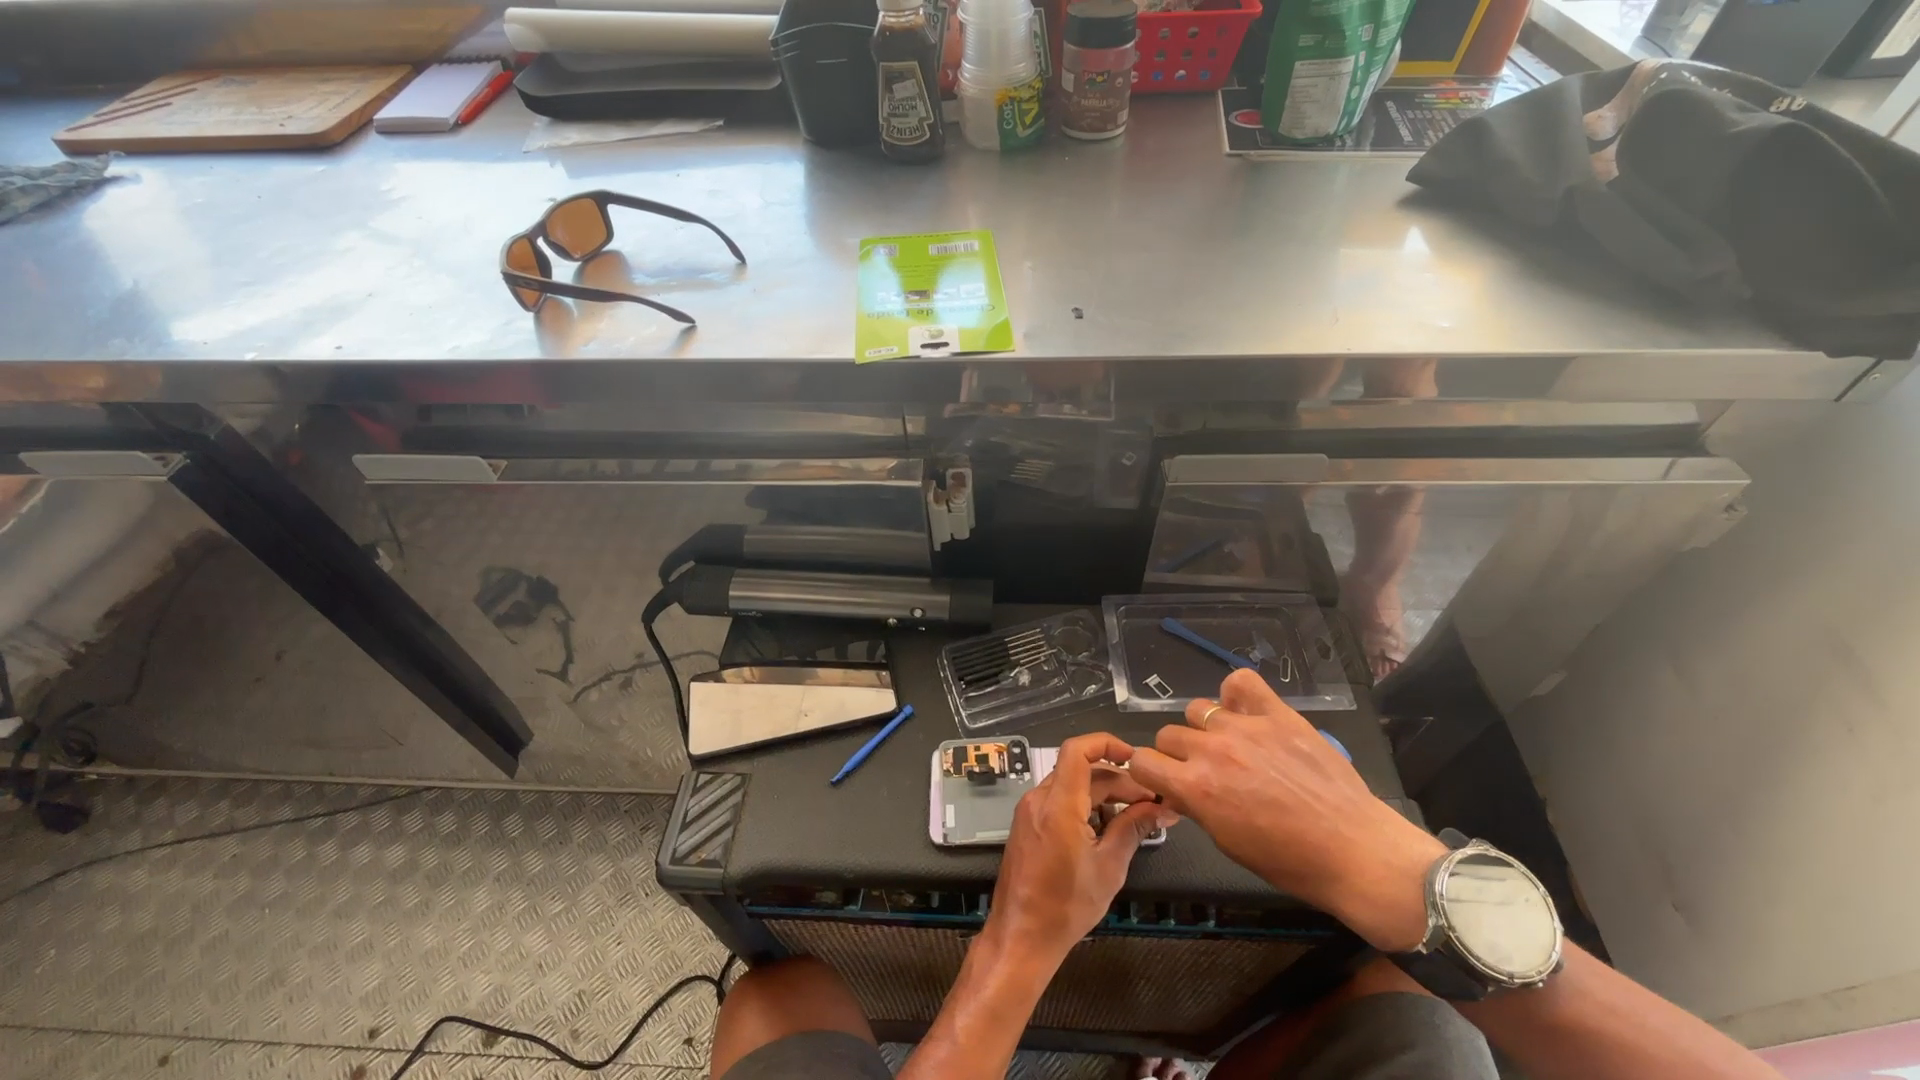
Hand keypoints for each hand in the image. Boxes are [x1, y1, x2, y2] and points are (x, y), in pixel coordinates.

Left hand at [986, 733, 1178, 965]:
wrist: (1021, 937)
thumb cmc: (1066, 906)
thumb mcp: (1109, 867)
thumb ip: (1133, 828)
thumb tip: (1161, 807)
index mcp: (1058, 805)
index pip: (1077, 751)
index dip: (1107, 743)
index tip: (1136, 759)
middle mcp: (1038, 800)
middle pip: (1081, 771)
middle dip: (1118, 781)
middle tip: (1151, 804)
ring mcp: (1029, 813)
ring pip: (1071, 786)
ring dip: (1103, 795)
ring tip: (1133, 820)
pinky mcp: (1027, 826)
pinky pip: (1058, 802)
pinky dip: (1084, 807)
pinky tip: (1105, 831)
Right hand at [1126, 669, 1445, 951]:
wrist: (1352, 850)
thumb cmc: (1288, 861)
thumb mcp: (1226, 842)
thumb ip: (1197, 805)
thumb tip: (1182, 788)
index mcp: (1195, 787)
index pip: (1141, 761)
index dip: (1150, 773)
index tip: (1167, 781)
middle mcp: (1212, 750)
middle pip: (1168, 734)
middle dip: (1178, 754)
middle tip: (1203, 770)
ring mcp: (1246, 728)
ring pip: (1198, 709)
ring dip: (1205, 728)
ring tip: (1230, 745)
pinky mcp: (1279, 715)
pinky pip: (1242, 682)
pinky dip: (1236, 694)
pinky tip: (1244, 711)